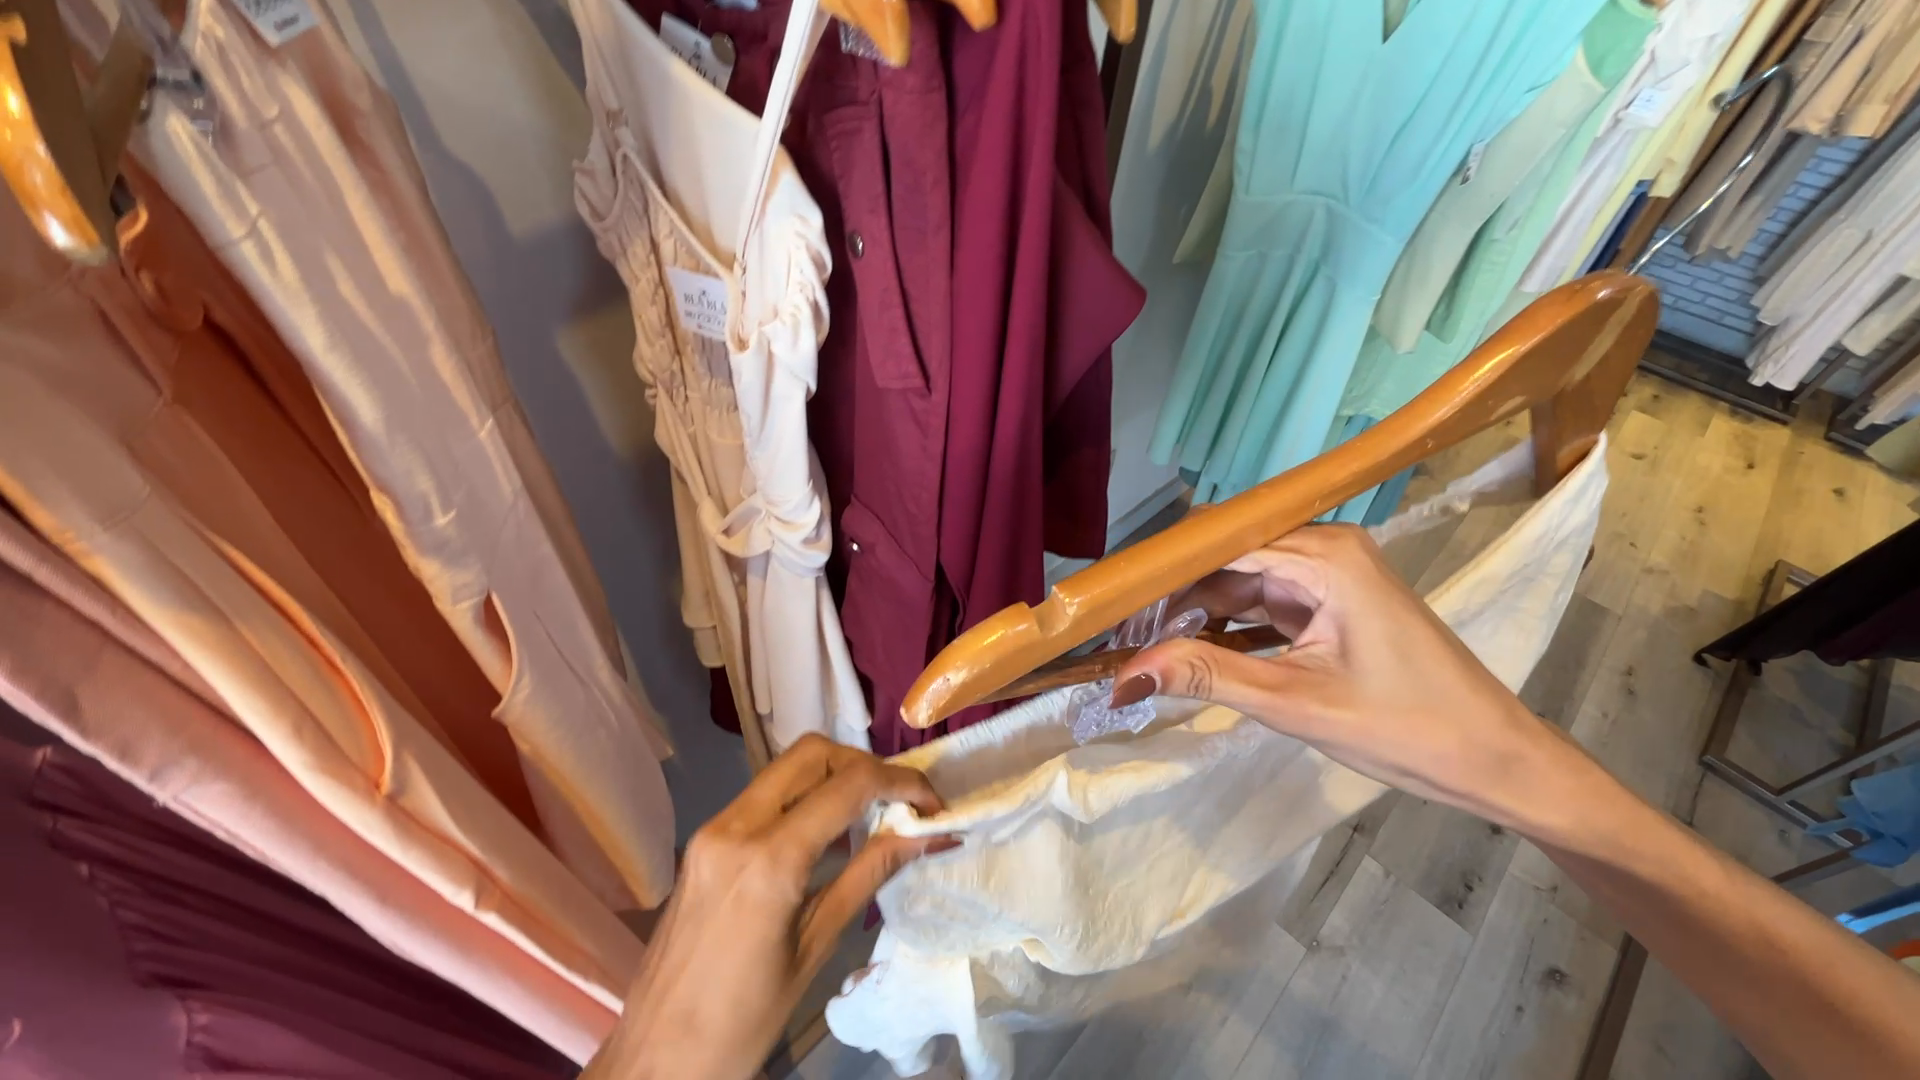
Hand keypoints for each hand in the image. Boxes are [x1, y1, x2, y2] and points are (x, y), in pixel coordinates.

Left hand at [585, 735, 950, 1079]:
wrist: (654, 1057)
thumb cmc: (743, 1021)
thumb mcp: (815, 947)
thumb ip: (869, 875)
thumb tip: (927, 836)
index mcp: (768, 859)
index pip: (848, 786)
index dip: (901, 783)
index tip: (934, 803)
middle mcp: (736, 825)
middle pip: (812, 753)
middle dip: (865, 765)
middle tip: (899, 801)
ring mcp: (714, 828)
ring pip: (786, 768)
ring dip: (835, 776)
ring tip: (872, 813)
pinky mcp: (704, 840)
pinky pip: (765, 795)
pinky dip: (805, 797)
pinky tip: (829, 833)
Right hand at [1110, 524, 1580, 828]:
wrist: (1498, 761)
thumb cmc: (1408, 729)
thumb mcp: (1295, 703)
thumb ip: (1206, 677)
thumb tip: (1122, 677)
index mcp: (1323, 554)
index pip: (1215, 544)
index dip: (1158, 576)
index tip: (1109, 612)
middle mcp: (1324, 548)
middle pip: (1223, 559)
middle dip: (1172, 599)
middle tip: (1121, 641)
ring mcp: (1330, 575)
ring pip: (1239, 582)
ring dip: (1196, 615)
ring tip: (1145, 651)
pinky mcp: (1331, 603)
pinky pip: (1263, 603)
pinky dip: (1228, 628)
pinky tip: (1193, 653)